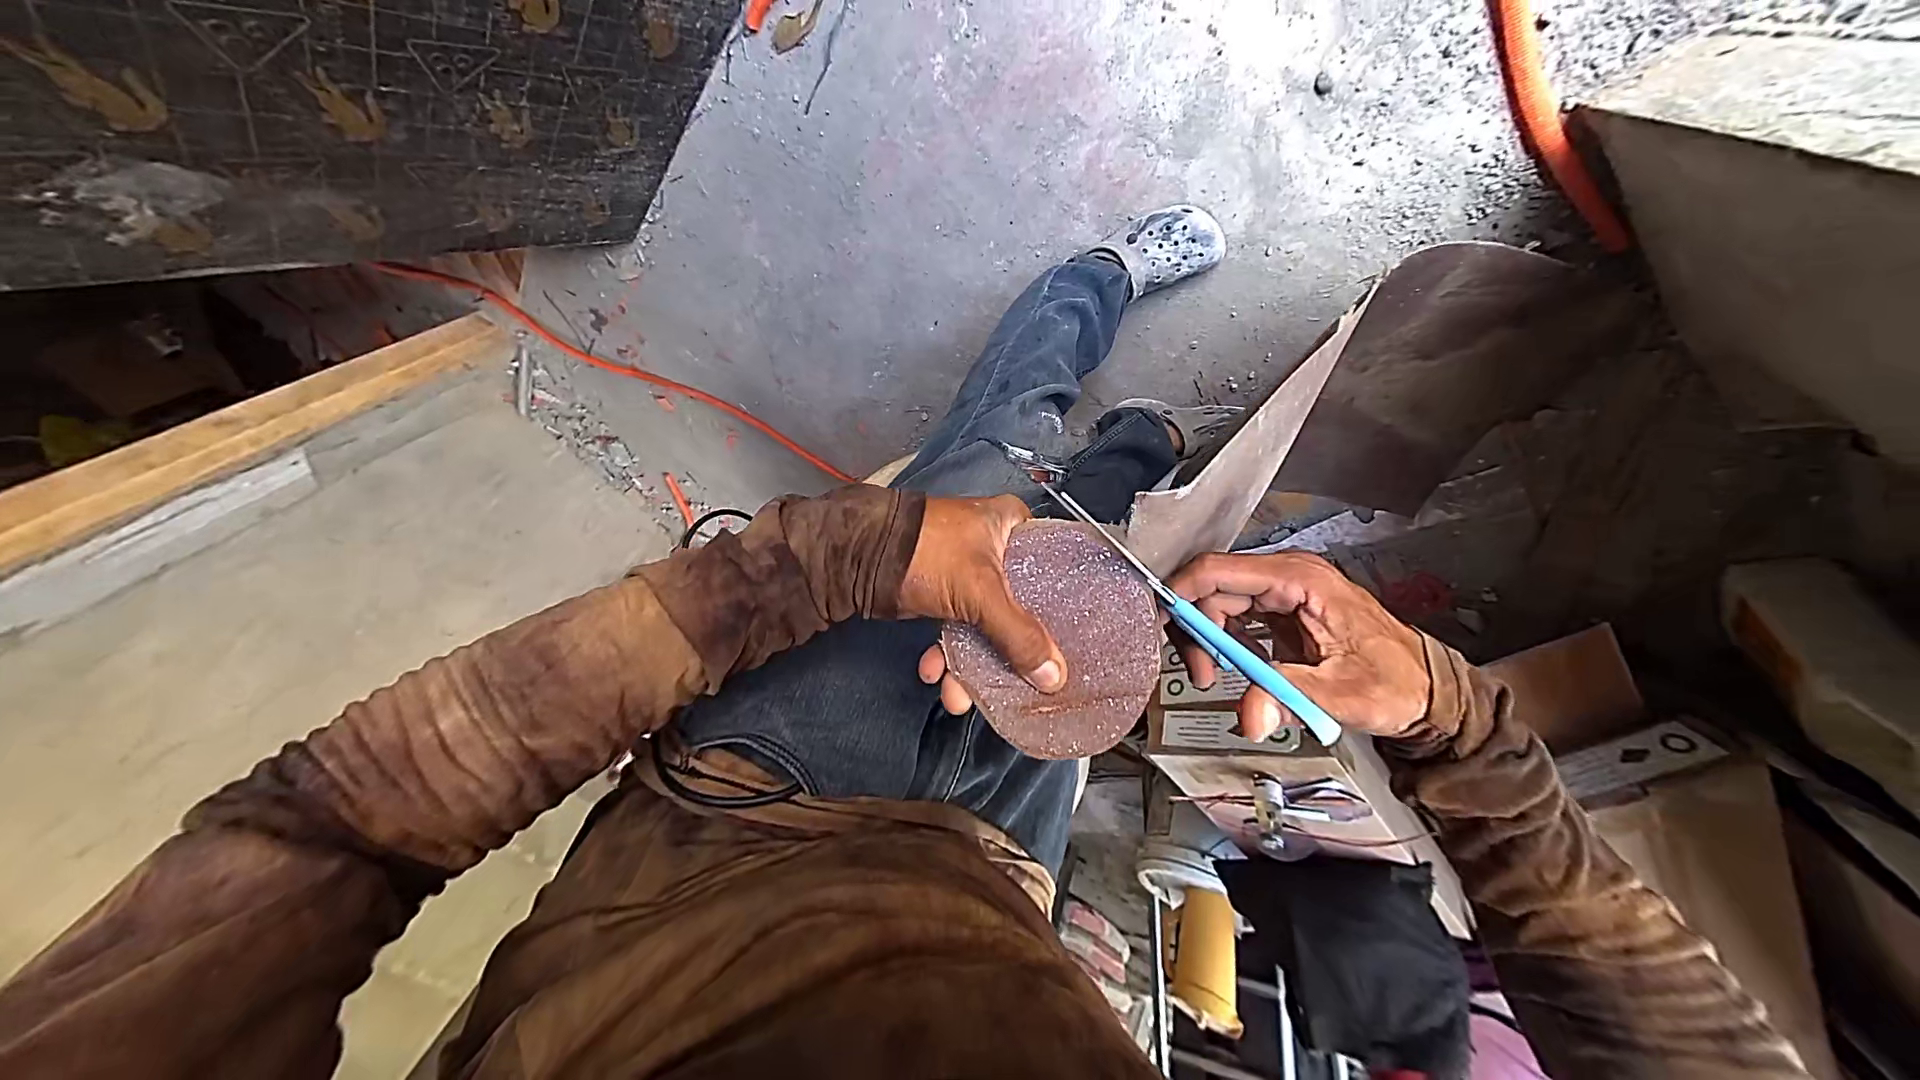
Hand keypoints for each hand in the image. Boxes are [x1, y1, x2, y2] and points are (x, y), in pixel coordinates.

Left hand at [899, 495, 1066, 704]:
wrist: (859, 555)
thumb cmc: (925, 552)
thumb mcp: (980, 592)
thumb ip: (1019, 635)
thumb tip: (1053, 675)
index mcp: (1013, 526)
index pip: (1054, 569)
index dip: (1061, 612)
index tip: (1065, 649)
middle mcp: (995, 547)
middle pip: (1020, 607)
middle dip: (1009, 653)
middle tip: (1012, 686)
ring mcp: (968, 572)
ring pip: (986, 624)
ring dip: (972, 663)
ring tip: (958, 694)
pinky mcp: (943, 593)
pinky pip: (959, 629)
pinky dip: (948, 653)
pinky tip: (934, 672)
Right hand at [1165, 552, 1430, 740]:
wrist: (1427, 689)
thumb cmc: (1398, 681)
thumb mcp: (1345, 695)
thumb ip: (1290, 699)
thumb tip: (1249, 715)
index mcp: (1300, 580)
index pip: (1218, 570)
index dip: (1182, 594)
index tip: (1162, 625)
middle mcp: (1286, 576)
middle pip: (1210, 587)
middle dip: (1194, 629)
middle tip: (1202, 673)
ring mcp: (1282, 591)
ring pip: (1215, 601)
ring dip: (1205, 638)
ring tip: (1214, 675)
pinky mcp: (1279, 609)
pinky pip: (1231, 615)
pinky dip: (1220, 641)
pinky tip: (1230, 665)